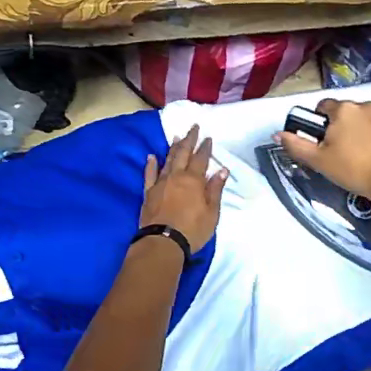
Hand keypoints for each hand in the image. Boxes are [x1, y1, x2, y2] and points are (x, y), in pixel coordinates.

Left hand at [140, 125, 227, 252]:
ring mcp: (160, 183)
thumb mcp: (212, 212)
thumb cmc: (192, 229)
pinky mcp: (148, 193)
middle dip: (189, 139)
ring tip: (176, 137)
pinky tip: (151, 156)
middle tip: (193, 127)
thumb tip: (222, 170)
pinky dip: (151, 164)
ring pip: (167, 160)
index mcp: (194, 180)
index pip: (201, 159)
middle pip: (183, 153)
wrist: (163, 242)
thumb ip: (215, 189)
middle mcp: (176, 176)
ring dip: (172, 147)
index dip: (205, 147)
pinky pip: (149, 174)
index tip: (208, 137)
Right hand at [275, 99, 370, 200]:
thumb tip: (278, 134)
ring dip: (364, 132)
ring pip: (369, 120)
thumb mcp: (319, 161)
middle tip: (341, 152)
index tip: (322, 141)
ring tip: (365, 157)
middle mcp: (366, 105)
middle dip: (343, 127)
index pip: (324, 106)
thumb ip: (296, 145)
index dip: (319, 122)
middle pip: (348, 113)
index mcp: (343, 110)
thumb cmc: (354, 169)